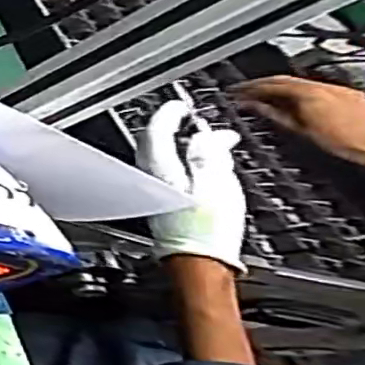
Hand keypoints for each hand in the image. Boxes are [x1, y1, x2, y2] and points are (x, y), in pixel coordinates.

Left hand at [137, 99, 245, 270]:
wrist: (198, 259)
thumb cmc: (207, 227)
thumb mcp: (216, 184)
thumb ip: (208, 155)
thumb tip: (206, 135)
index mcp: (159, 170)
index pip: (154, 133)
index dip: (166, 115)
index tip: (177, 106)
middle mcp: (149, 178)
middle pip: (153, 144)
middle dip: (171, 127)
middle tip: (189, 117)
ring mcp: (153, 190)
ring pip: (161, 157)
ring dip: (179, 143)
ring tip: (204, 137)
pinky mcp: (162, 201)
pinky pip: (169, 170)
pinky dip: (183, 159)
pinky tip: (200, 163)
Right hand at [232, 75, 364, 169]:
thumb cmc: (333, 152)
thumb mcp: (290, 133)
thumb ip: (268, 114)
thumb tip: (248, 104)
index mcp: (314, 95)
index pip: (274, 84)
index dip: (250, 88)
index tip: (236, 93)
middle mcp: (334, 90)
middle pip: (292, 82)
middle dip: (266, 87)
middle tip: (246, 94)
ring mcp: (351, 96)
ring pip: (310, 86)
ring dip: (286, 92)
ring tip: (268, 101)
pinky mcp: (360, 103)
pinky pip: (327, 93)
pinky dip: (307, 97)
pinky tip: (298, 106)